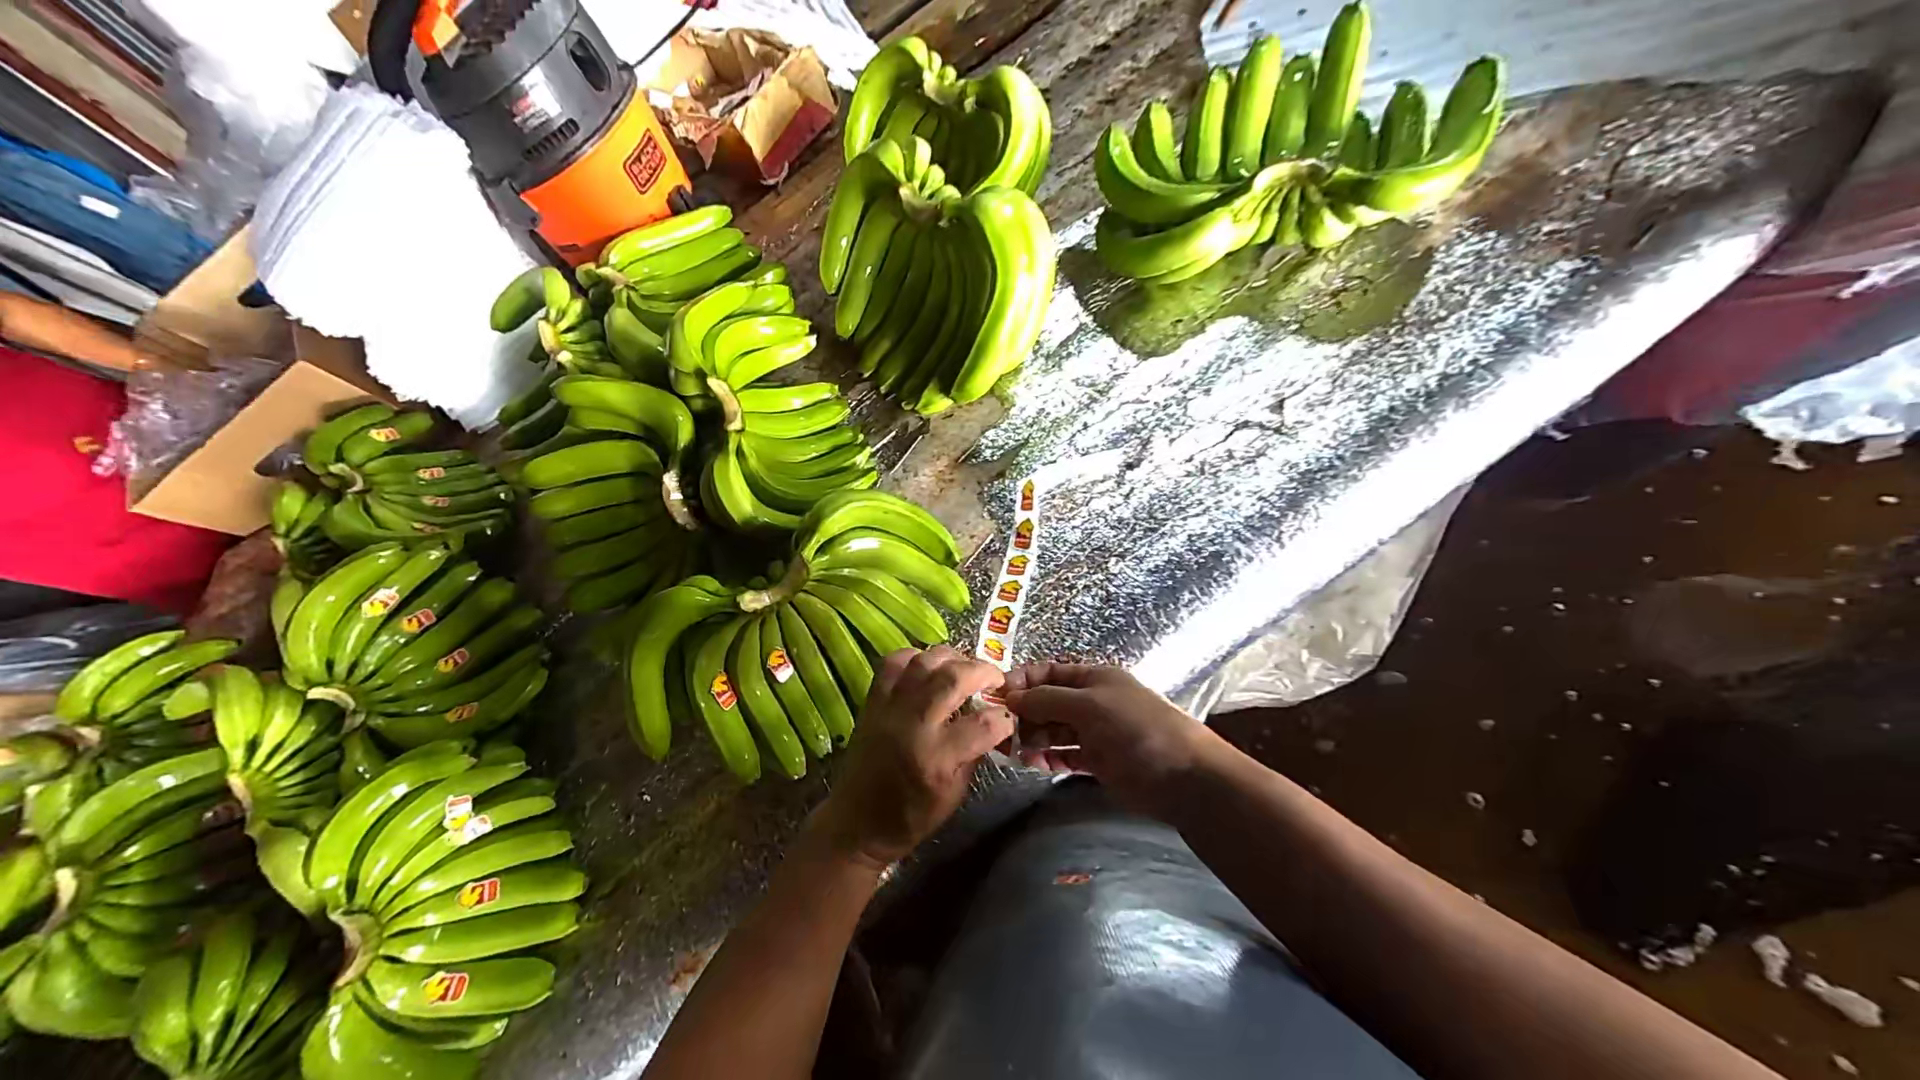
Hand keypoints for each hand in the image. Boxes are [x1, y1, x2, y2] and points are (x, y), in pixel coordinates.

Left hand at [810, 646, 1013, 870]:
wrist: (855, 823)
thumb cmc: (908, 817)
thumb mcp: (954, 796)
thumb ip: (974, 754)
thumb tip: (992, 724)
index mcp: (936, 758)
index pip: (983, 724)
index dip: (1004, 718)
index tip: (1007, 719)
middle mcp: (913, 725)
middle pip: (954, 678)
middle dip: (983, 672)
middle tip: (995, 679)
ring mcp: (890, 708)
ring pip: (925, 661)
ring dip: (952, 658)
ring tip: (965, 667)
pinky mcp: (873, 700)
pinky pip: (894, 662)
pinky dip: (916, 657)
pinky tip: (929, 667)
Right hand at [1001, 663, 1226, 817]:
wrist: (1183, 776)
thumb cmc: (1136, 728)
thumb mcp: (1089, 704)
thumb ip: (1047, 699)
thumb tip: (1009, 696)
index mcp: (1093, 677)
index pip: (1048, 672)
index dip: (1022, 681)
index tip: (995, 696)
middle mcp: (1091, 701)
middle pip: (1047, 702)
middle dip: (1022, 713)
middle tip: (997, 730)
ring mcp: (1095, 732)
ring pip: (1053, 730)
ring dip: (1031, 737)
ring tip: (1009, 749)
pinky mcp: (1098, 761)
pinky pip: (1064, 755)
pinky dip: (1047, 757)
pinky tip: (1031, 763)